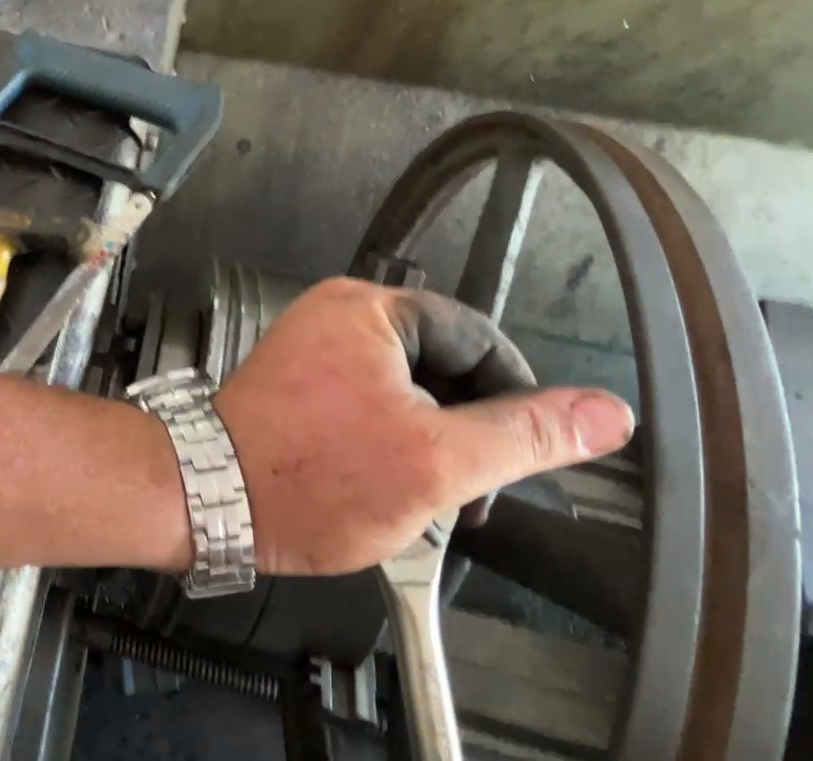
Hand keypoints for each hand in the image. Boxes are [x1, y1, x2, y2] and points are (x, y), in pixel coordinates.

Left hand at [213, 278, 634, 575]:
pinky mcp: (295, 386)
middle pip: (440, 366)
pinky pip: (364, 404)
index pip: (477, 340)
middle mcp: (334, 317)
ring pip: (404, 392)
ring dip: (429, 443)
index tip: (521, 454)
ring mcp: (309, 350)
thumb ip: (525, 435)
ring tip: (425, 498)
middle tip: (470, 491)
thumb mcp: (438, 462)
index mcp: (369, 311)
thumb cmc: (310, 479)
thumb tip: (606, 412)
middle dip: (465, 429)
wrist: (207, 501)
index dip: (513, 399)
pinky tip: (385, 487)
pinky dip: (388, 442)